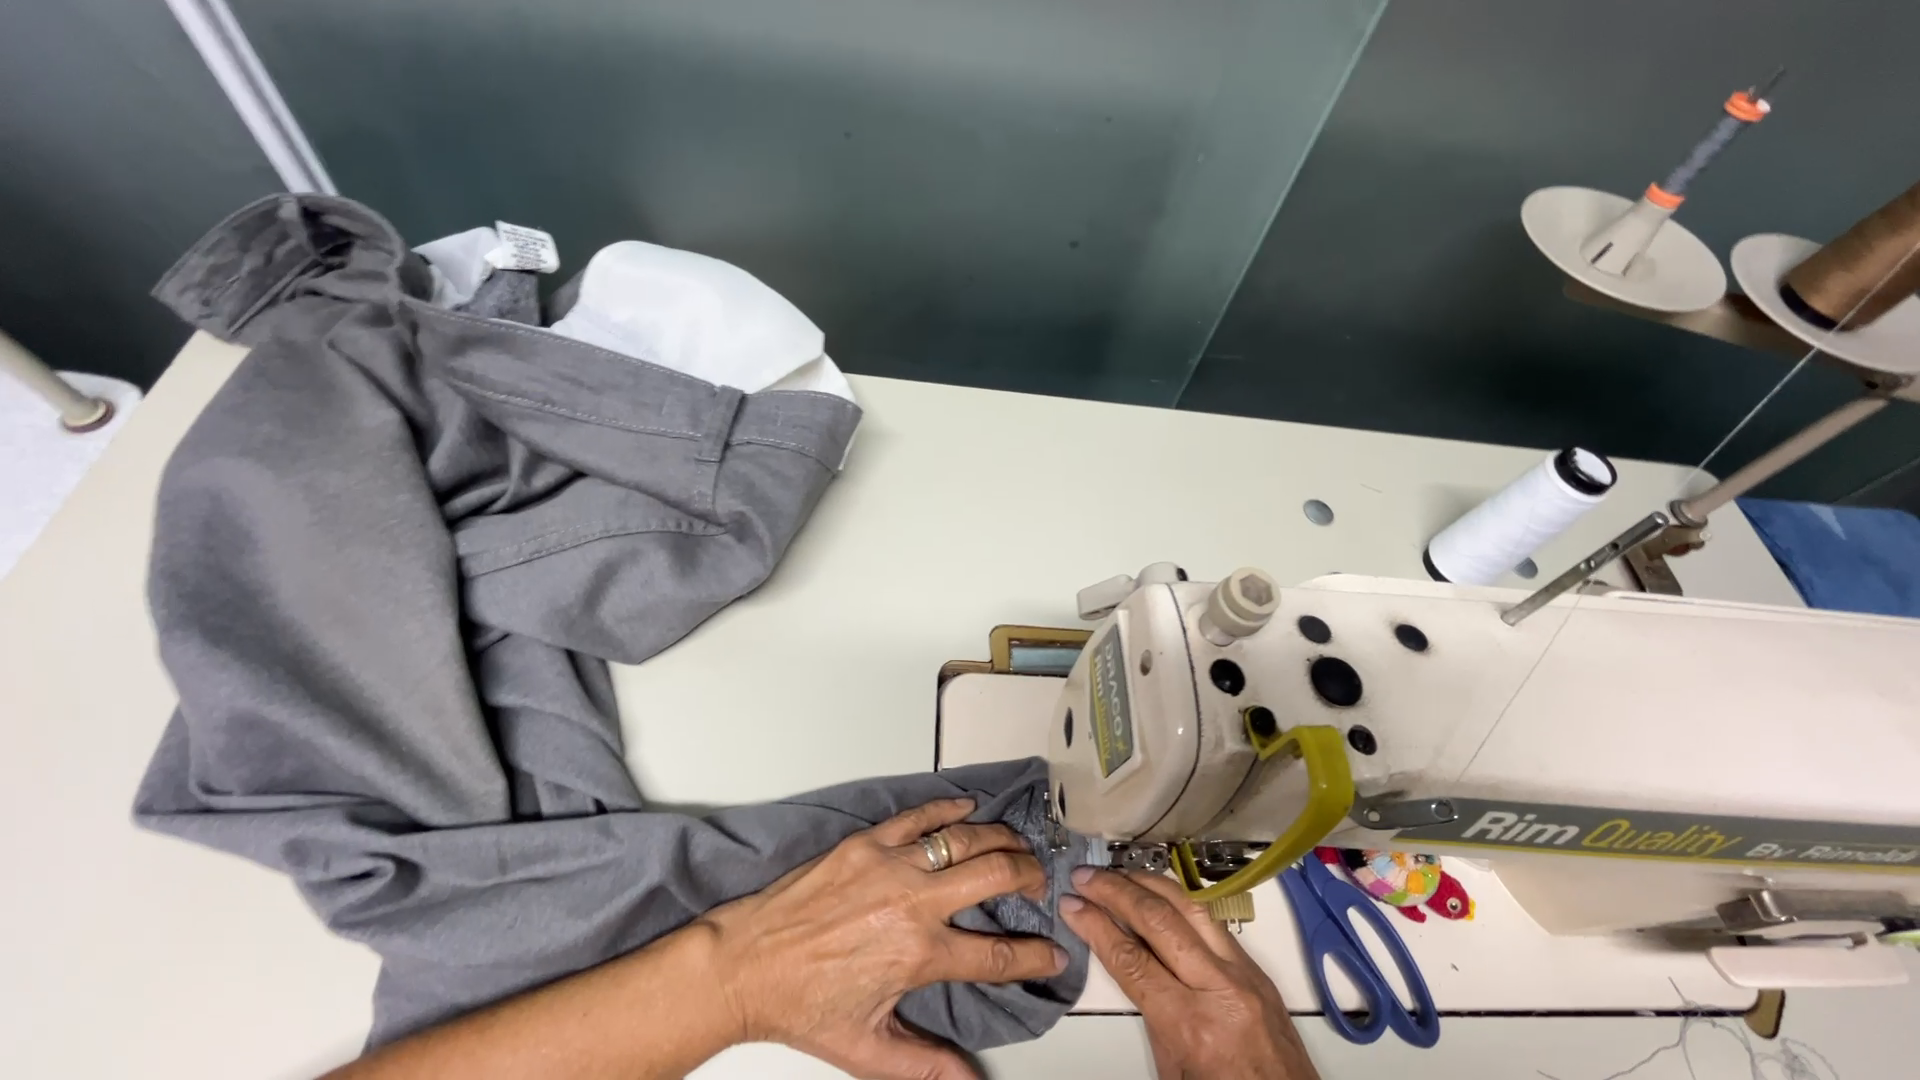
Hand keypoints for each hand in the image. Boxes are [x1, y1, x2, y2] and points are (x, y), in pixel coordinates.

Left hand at [699, 797, 1068, 1079]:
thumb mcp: (867, 1049)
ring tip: (1017, 845)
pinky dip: (948, 809)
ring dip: (1000, 838)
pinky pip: (918, 817)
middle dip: (1029, 876)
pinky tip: (968, 809)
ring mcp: (889, 864)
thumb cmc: (802, 1005)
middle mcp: (913, 902)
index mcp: (918, 954)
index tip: (1053, 954)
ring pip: (964, 838)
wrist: (745, 964)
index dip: (1034, 956)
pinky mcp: (865, 843)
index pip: (997, 955)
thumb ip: (926, 1066)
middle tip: (1039, 883)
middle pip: (994, 875)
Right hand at [1060, 868, 1319, 1079]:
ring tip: (1116, 870)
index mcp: (1191, 1026)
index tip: (1070, 903)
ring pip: (1189, 907)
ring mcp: (1244, 973)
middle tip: (1084, 875)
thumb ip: (1150, 1010)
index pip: (1131, 959)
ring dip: (1147, 882)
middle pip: (1158, 921)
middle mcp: (1219, 990)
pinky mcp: (1258, 970)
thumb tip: (1127, 957)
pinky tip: (1157, 890)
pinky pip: (1212, 920)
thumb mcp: (1170, 1068)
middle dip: (1116, 890)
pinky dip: (1179, 898)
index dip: (1095, 925)